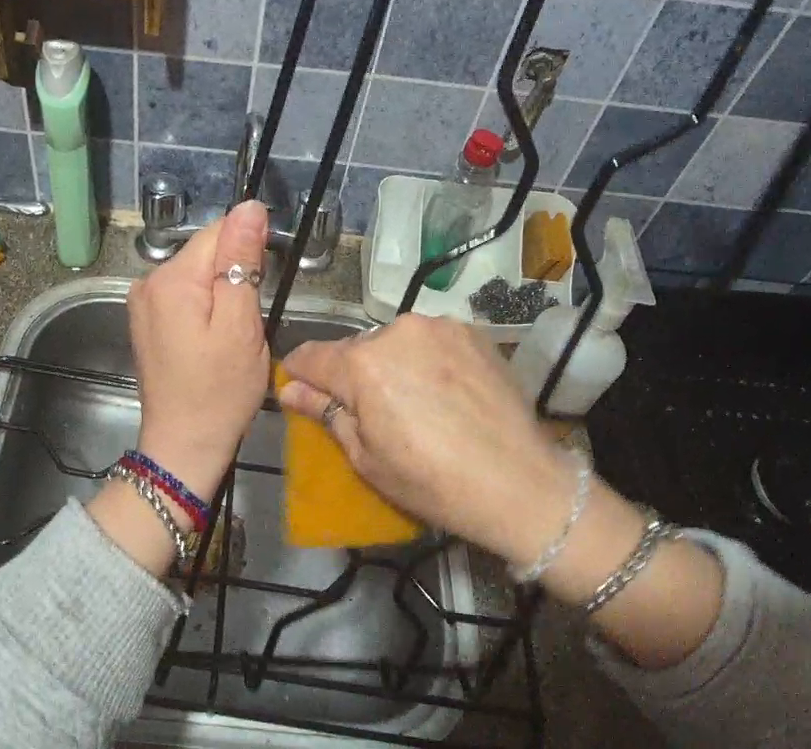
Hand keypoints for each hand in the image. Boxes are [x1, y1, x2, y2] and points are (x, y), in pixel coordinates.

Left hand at [126, 200, 271, 501]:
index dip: (248, 255)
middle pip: (206, 252)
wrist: (183, 446)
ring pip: (198, 274)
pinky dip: (205, 309)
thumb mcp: (240, 325)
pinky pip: (185, 295)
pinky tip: (212, 340)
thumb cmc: (220, 391)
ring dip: (221, 294)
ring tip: (230, 336)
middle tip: (247, 324)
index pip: (219, 232)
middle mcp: (148, 281)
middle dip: (234, 277)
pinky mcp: (146, 320)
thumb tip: (249, 207)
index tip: (262, 291)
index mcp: (171, 278)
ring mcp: (142, 302)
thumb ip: (242, 261)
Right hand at [275, 315, 574, 564]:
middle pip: (356, 349)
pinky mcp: (473, 332)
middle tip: (372, 413)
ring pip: (396, 342)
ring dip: (393, 364)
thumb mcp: (367, 458)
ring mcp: (439, 327)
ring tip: (416, 403)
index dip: (299, 375)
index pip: (310, 357)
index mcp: (362, 364)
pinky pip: (432, 341)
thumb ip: (326, 413)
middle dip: (354, 375)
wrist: (521, 484)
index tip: (301, 392)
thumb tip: (289, 389)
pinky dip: (428, 360)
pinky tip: (446, 393)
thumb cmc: (432, 482)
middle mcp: (396, 332)